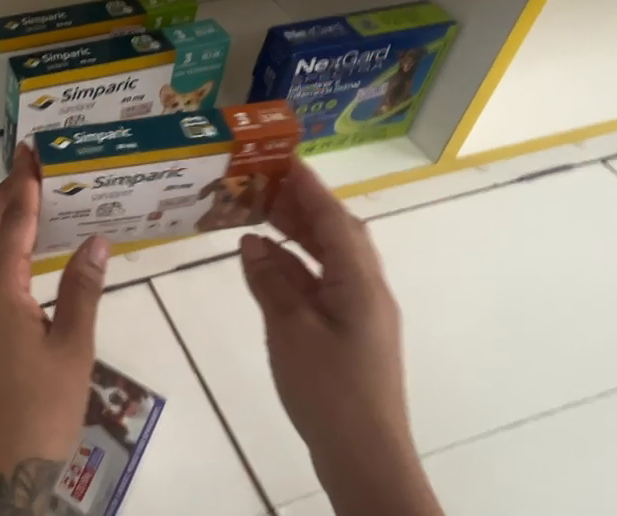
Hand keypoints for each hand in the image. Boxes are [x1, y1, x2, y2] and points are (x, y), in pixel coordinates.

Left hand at [0, 156, 109, 515]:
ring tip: (25, 206)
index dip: (25, 184)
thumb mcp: (73, 347)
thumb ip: (82, 288)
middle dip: (1, 196)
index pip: (12, 221)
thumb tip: (97, 240)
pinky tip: (14, 256)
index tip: (32, 153)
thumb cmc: (41, 408)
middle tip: (31, 176)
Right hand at [240, 158, 441, 515]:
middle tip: (261, 181)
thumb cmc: (330, 390)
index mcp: (360, 283)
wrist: (365, 459)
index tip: (282, 157)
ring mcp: (358, 314)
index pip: (333, 218)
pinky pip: (320, 285)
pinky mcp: (347, 335)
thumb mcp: (291, 330)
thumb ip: (270, 281)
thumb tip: (251, 242)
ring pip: (327, 259)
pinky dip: (293, 267)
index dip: (308, 186)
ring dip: (296, 234)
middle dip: (301, 204)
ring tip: (257, 213)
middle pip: (335, 233)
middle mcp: (365, 290)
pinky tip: (263, 264)